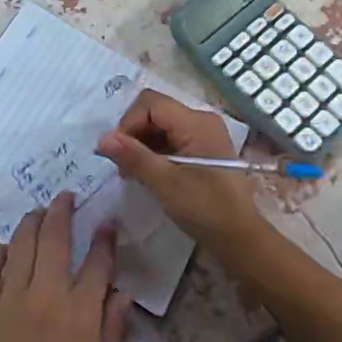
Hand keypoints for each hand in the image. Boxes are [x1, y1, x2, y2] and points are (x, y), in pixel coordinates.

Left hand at [0, 194, 131, 341]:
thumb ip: (114, 333)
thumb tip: (121, 292)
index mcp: (80, 316)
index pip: (97, 262)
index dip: (104, 237)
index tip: (107, 220)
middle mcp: (44, 298)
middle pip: (54, 239)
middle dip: (62, 210)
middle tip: (66, 196)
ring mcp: (9, 302)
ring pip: (20, 245)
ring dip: (30, 221)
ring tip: (38, 211)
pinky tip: (1, 246)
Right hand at [96, 90, 268, 247]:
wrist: (239, 237)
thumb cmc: (205, 208)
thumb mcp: (165, 183)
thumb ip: (134, 157)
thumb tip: (102, 139)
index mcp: (196, 123)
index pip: (150, 104)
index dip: (128, 123)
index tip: (117, 152)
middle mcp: (200, 121)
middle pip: (153, 113)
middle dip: (132, 135)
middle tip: (122, 166)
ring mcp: (201, 135)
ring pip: (158, 127)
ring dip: (140, 146)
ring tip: (131, 173)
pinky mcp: (200, 149)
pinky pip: (168, 140)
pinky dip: (153, 154)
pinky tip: (145, 175)